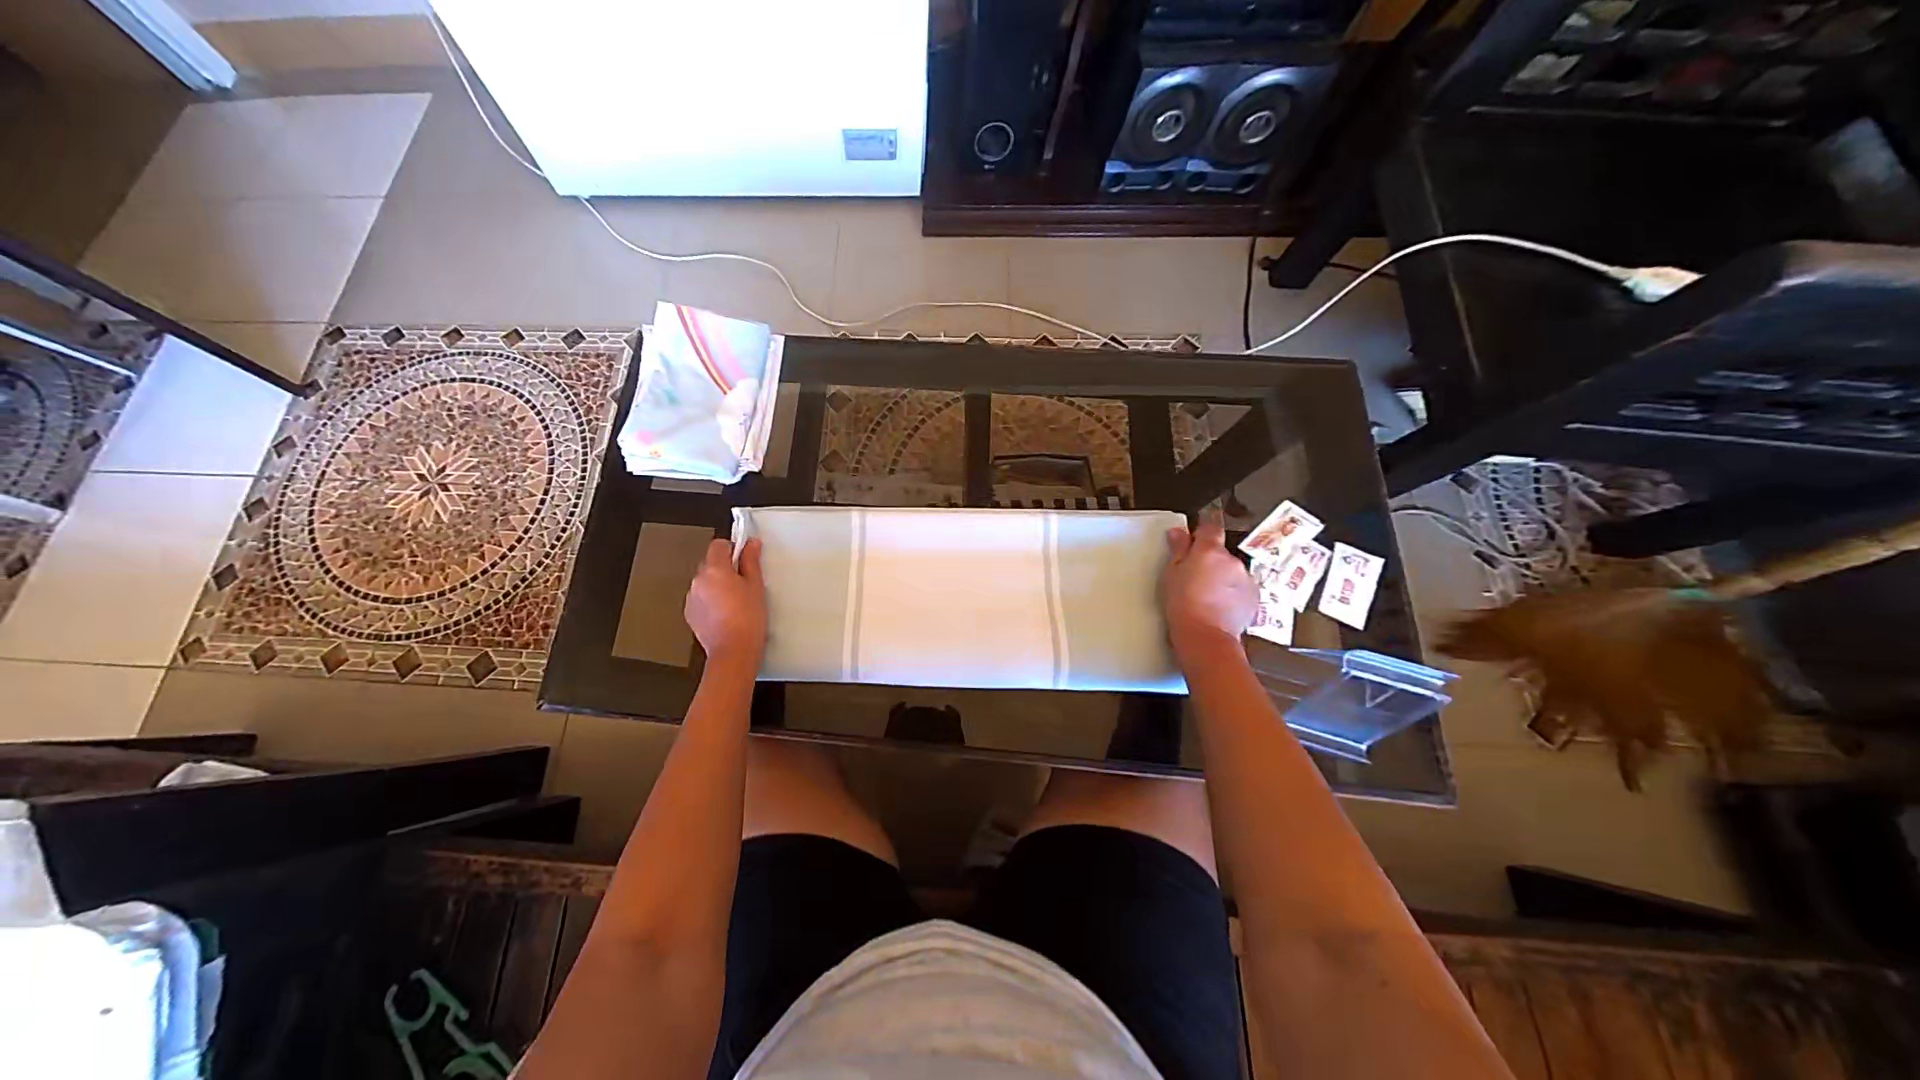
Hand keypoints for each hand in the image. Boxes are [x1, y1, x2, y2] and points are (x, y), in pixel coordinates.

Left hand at [685, 538, 766, 665]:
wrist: (734, 651)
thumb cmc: (747, 621)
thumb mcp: (756, 586)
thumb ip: (751, 561)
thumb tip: (751, 545)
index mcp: (715, 570)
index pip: (719, 545)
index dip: (733, 548)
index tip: (745, 556)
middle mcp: (698, 581)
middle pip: (711, 563)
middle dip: (726, 568)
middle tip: (745, 582)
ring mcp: (692, 597)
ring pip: (706, 581)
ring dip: (718, 585)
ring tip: (737, 601)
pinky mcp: (691, 613)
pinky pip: (701, 598)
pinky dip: (711, 600)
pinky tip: (727, 612)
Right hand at [1162, 522, 1255, 657]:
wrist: (1206, 636)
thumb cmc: (1183, 605)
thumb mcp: (1171, 574)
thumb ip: (1178, 549)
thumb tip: (1179, 532)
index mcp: (1209, 551)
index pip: (1211, 529)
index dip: (1201, 536)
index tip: (1192, 546)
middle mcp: (1232, 560)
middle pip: (1221, 553)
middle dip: (1210, 562)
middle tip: (1194, 579)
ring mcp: (1245, 579)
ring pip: (1232, 572)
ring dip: (1222, 579)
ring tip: (1206, 598)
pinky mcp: (1254, 597)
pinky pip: (1241, 589)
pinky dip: (1232, 594)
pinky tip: (1219, 607)